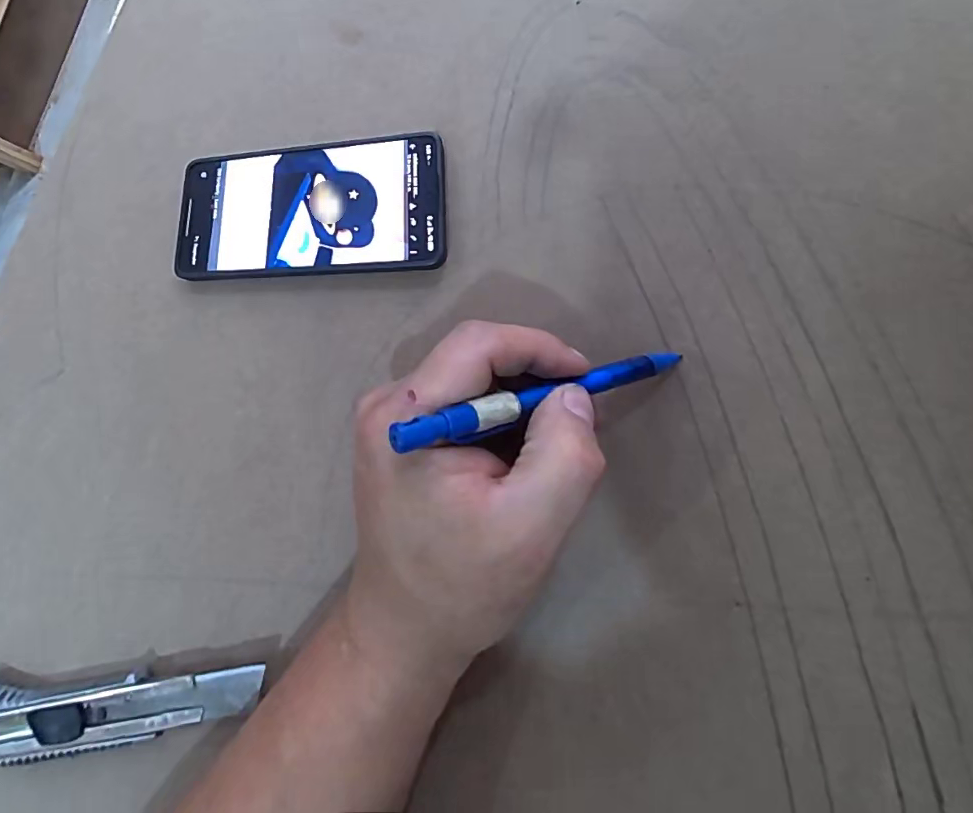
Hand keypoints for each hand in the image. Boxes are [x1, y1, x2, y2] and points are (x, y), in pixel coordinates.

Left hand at [342, 321, 606, 678]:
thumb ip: (564, 454)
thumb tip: (572, 393)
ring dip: (515, 400)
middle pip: (470, 357)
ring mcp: (385, 419)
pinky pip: (455, 402)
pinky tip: (512, 458)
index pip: (475, 344)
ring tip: (548, 444)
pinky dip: (495, 417)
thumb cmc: (462, 586)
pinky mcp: (395, 436)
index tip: (587, 376)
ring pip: (466, 379)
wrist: (402, 628)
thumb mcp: (531, 527)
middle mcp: (386, 405)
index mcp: (405, 416)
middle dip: (531, 375)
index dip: (537, 347)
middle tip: (577, 414)